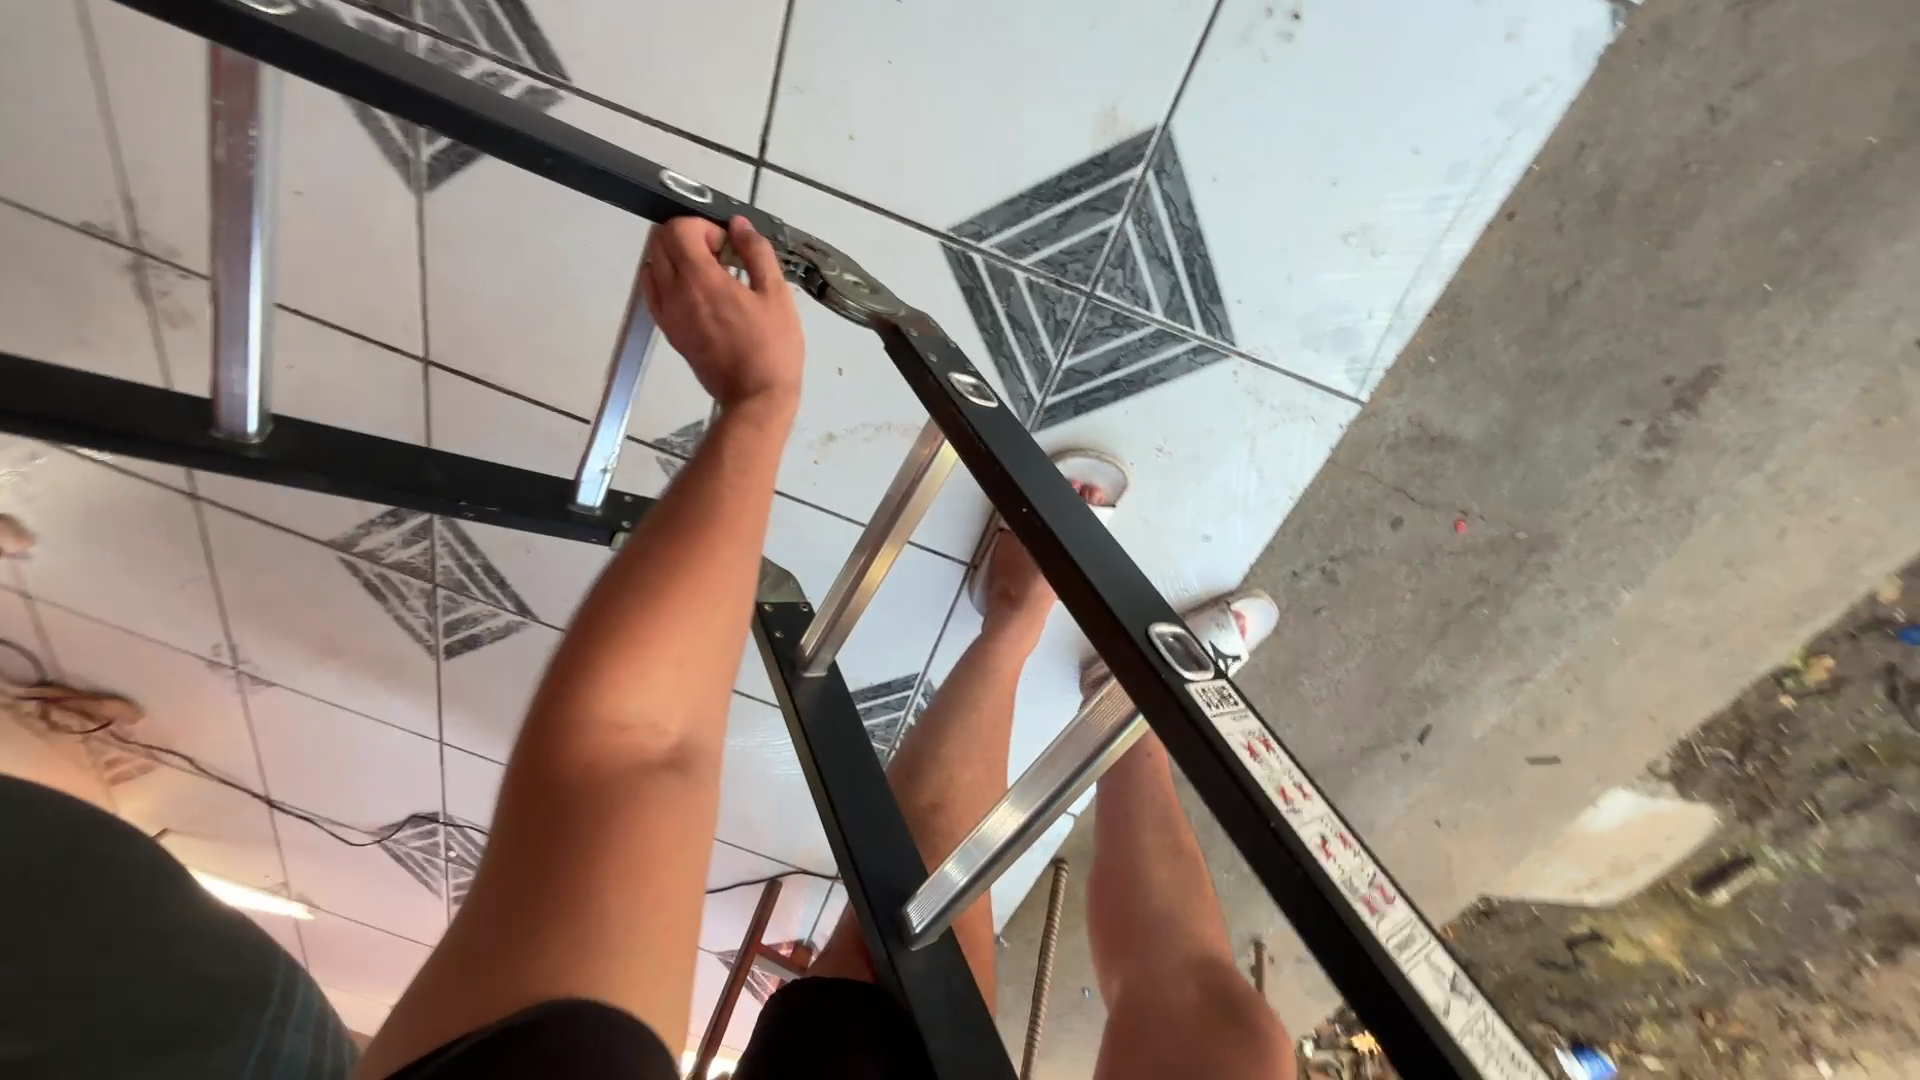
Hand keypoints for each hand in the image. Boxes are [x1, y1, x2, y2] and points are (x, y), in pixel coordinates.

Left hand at [639, 216, 803, 414]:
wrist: (756, 397)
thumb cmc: (773, 348)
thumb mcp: (776, 294)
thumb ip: (757, 252)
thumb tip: (740, 225)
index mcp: (701, 279)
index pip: (679, 229)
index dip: (704, 227)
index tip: (728, 245)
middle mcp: (675, 293)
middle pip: (659, 243)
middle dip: (687, 238)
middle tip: (719, 256)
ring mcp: (668, 314)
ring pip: (652, 266)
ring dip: (675, 259)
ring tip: (708, 275)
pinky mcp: (670, 332)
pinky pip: (653, 294)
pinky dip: (667, 282)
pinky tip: (696, 295)